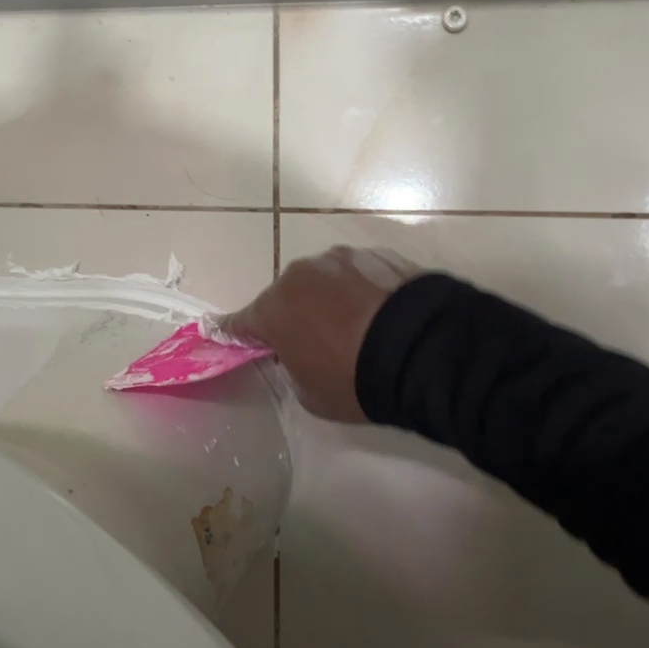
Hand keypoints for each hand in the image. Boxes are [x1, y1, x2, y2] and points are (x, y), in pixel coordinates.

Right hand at [221, 245, 419, 421]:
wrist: (421, 350)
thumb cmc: (354, 380)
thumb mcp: (311, 394)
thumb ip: (295, 368)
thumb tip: (301, 353)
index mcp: (273, 309)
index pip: (239, 322)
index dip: (234, 332)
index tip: (227, 334)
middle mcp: (300, 274)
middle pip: (286, 296)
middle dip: (293, 314)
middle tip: (314, 341)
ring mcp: (341, 258)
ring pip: (324, 280)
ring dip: (329, 298)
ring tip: (356, 324)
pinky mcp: (378, 254)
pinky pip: (359, 275)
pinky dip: (362, 290)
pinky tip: (381, 312)